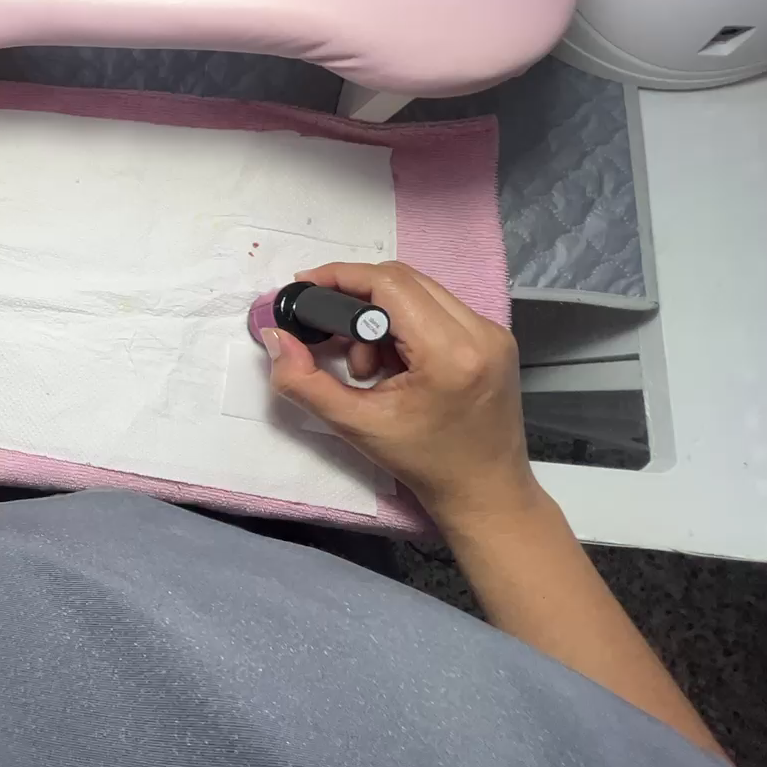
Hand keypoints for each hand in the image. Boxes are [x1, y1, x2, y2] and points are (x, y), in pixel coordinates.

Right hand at [261, 261, 539, 526]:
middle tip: (321, 322)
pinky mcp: (492, 340)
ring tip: (360, 357)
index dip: (340, 276)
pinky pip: (433, 307)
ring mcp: (492, 333)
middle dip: (353, 293)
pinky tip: (386, 359)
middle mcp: (480, 332)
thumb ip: (301, 380)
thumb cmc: (420, 460)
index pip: (389, 285)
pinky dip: (398, 321)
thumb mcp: (351, 423)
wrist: (484, 491)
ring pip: (417, 289)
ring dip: (375, 310)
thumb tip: (274, 335)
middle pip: (403, 279)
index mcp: (450, 352)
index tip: (303, 287)